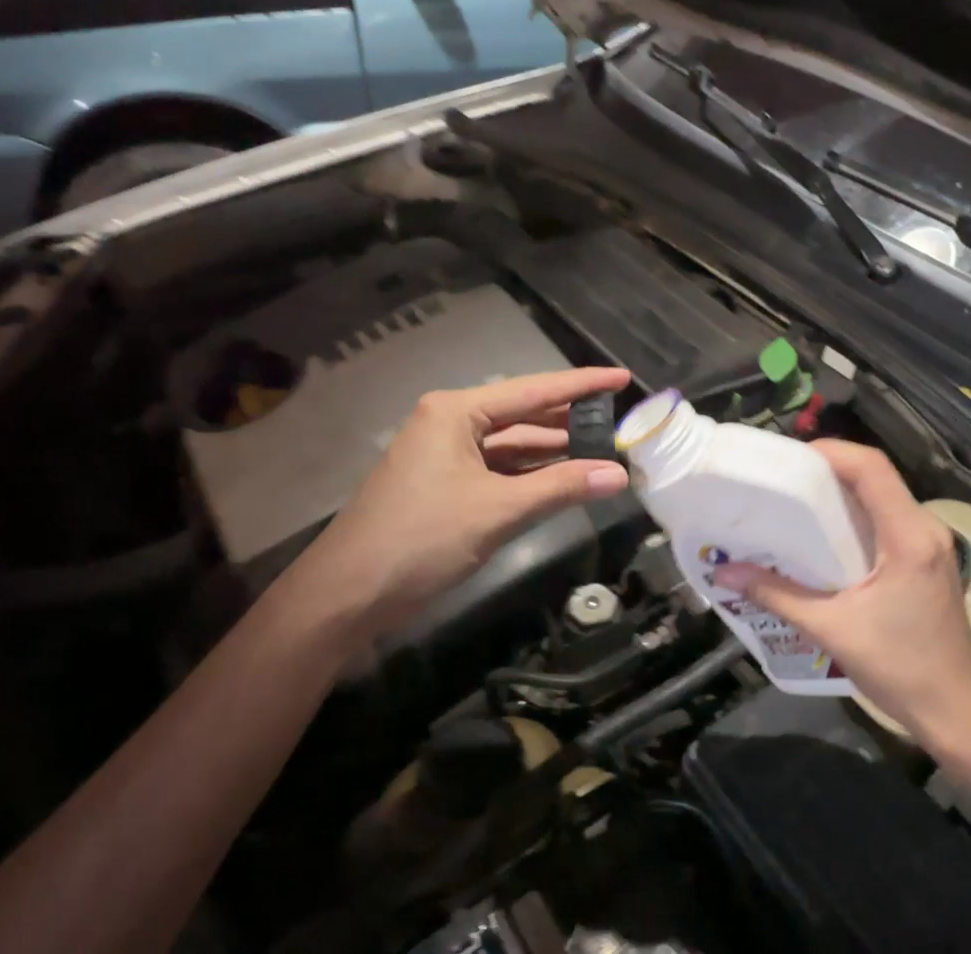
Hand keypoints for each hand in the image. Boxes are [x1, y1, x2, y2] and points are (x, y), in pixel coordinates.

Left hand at [306, 367, 631, 641]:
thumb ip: (561, 487)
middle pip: (521, 414)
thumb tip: (619, 475)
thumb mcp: (498, 510)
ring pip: (510, 445)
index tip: (622, 378)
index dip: (581, 385)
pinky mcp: (444, 486)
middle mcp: (449, 423)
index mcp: (455, 412)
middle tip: (619, 422)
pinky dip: (530, 475)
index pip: (532, 390)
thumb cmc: (422, 538)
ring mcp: (444, 456)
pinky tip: (564, 480)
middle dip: (569, 421)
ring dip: (552, 452)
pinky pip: (498, 470)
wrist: (349, 593)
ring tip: (603, 452)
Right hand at [713, 440, 970, 744]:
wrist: (956, 711)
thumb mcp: (832, 629)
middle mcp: (926, 530)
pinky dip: (855, 522)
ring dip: (841, 498)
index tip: (789, 459)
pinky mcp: (928, 562)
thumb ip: (777, 595)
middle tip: (780, 483)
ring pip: (883, 501)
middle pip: (877, 479)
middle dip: (828, 473)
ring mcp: (931, 546)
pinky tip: (823, 541)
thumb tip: (724, 573)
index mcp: (909, 536)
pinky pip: (888, 524)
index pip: (872, 468)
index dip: (831, 452)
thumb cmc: (900, 668)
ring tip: (793, 506)